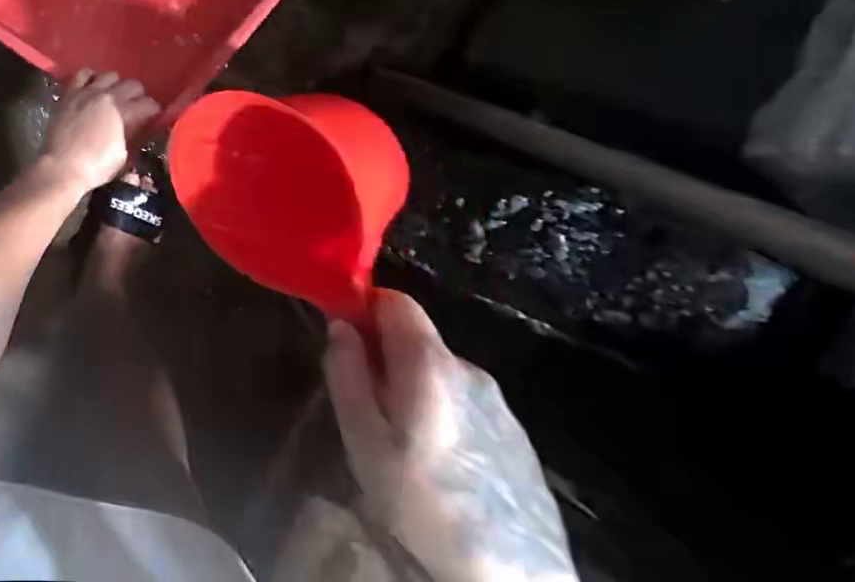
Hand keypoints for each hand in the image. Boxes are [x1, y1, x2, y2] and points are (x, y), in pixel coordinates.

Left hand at [38, 70, 159, 192]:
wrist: (62, 167)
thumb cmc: (95, 167)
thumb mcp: (122, 156)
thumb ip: (131, 137)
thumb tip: (136, 130)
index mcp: (124, 112)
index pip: (149, 104)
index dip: (155, 111)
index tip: (154, 117)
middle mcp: (108, 96)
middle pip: (133, 85)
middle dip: (139, 96)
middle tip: (136, 107)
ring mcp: (87, 92)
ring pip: (110, 75)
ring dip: (117, 84)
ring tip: (114, 95)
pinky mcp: (70, 93)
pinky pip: (83, 74)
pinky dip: (92, 77)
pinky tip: (93, 86)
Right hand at [324, 290, 575, 581]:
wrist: (511, 575)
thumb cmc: (423, 502)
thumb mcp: (364, 441)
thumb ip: (347, 374)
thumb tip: (340, 325)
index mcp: (428, 361)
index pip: (394, 300)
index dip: (366, 310)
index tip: (347, 342)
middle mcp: (466, 366)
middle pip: (417, 337)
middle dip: (386, 356)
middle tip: (368, 405)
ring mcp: (496, 398)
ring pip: (440, 372)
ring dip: (415, 387)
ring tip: (403, 443)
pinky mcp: (514, 430)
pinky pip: (464, 401)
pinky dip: (444, 412)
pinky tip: (441, 462)